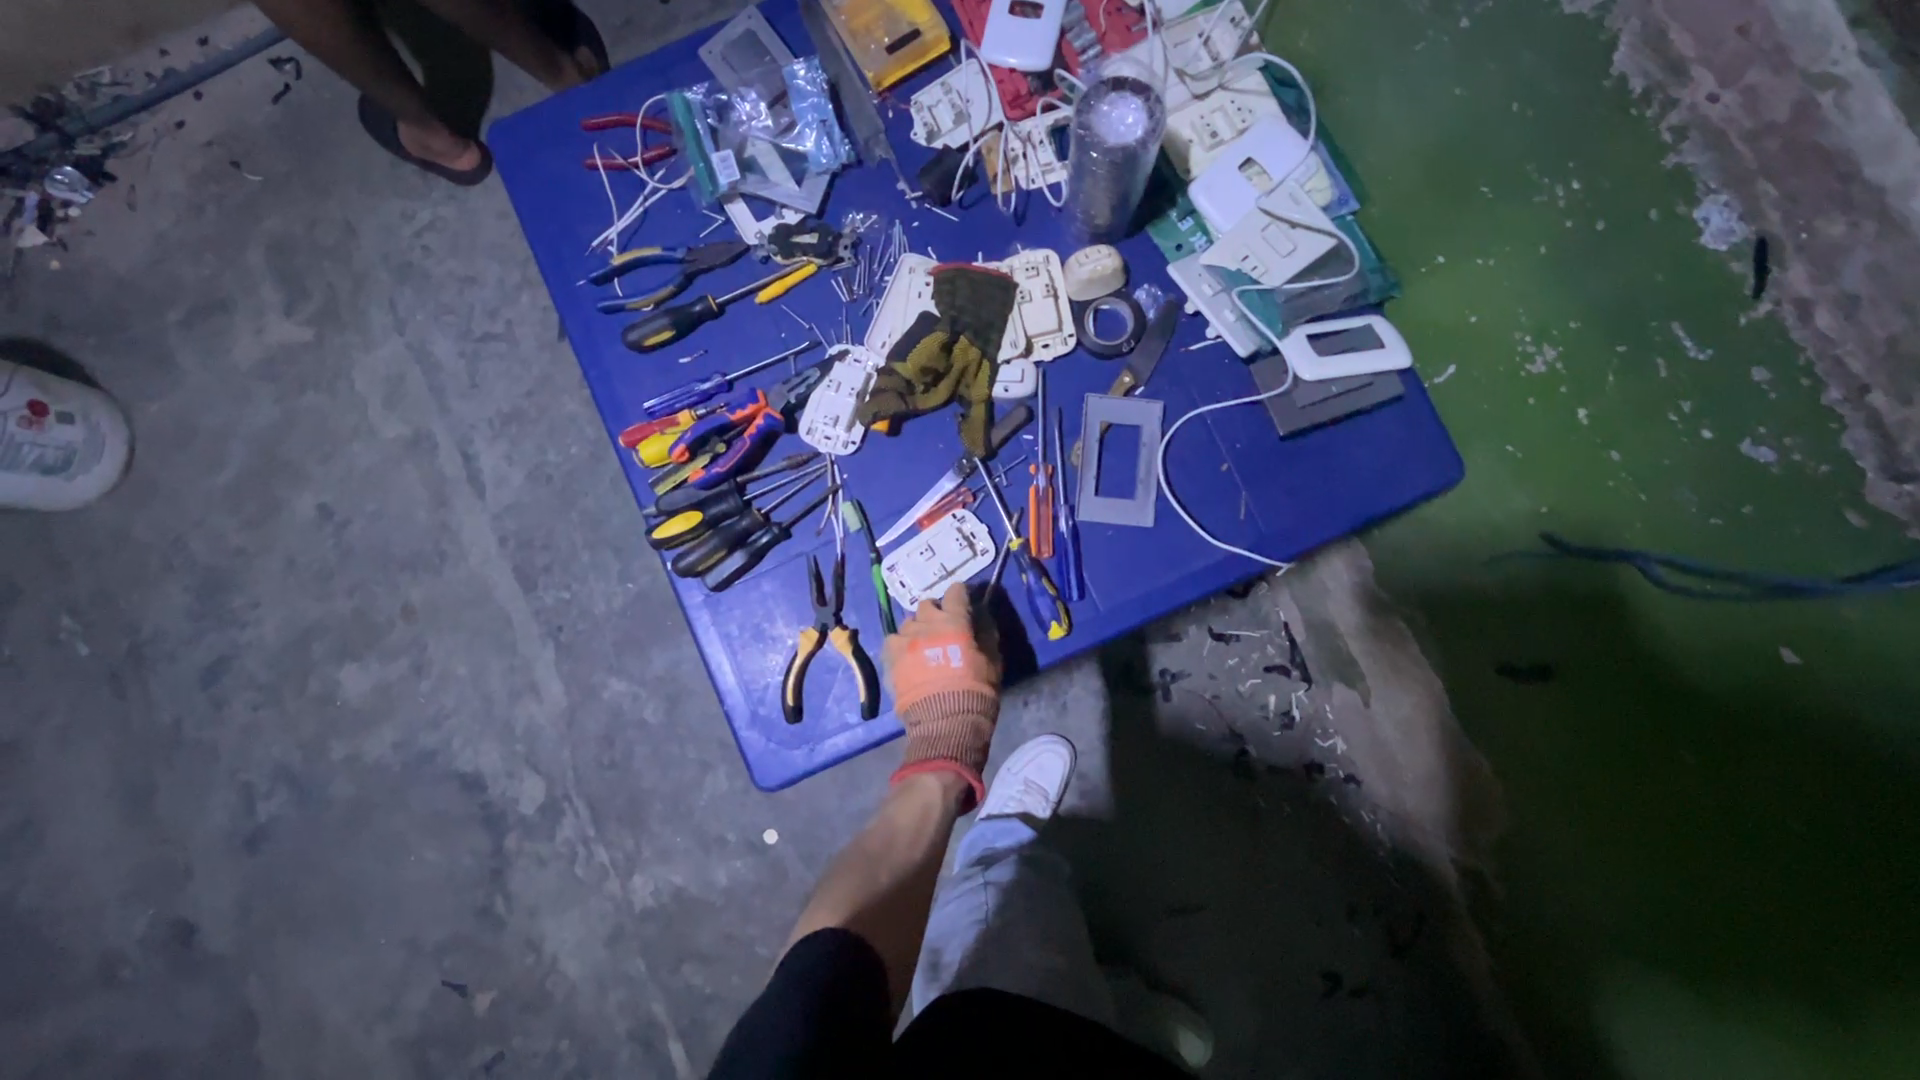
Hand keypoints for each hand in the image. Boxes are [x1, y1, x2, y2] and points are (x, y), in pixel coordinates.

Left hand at [881, 583, 999, 710]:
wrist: (945, 720)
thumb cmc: (976, 690)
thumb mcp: (993, 662)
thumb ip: (986, 635)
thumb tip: (982, 618)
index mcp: (954, 620)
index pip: (956, 592)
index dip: (960, 595)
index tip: (963, 602)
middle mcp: (926, 622)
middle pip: (927, 604)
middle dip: (935, 612)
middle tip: (942, 629)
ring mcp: (904, 637)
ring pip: (908, 622)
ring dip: (917, 629)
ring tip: (922, 646)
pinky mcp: (889, 655)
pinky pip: (893, 640)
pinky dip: (900, 645)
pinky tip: (906, 658)